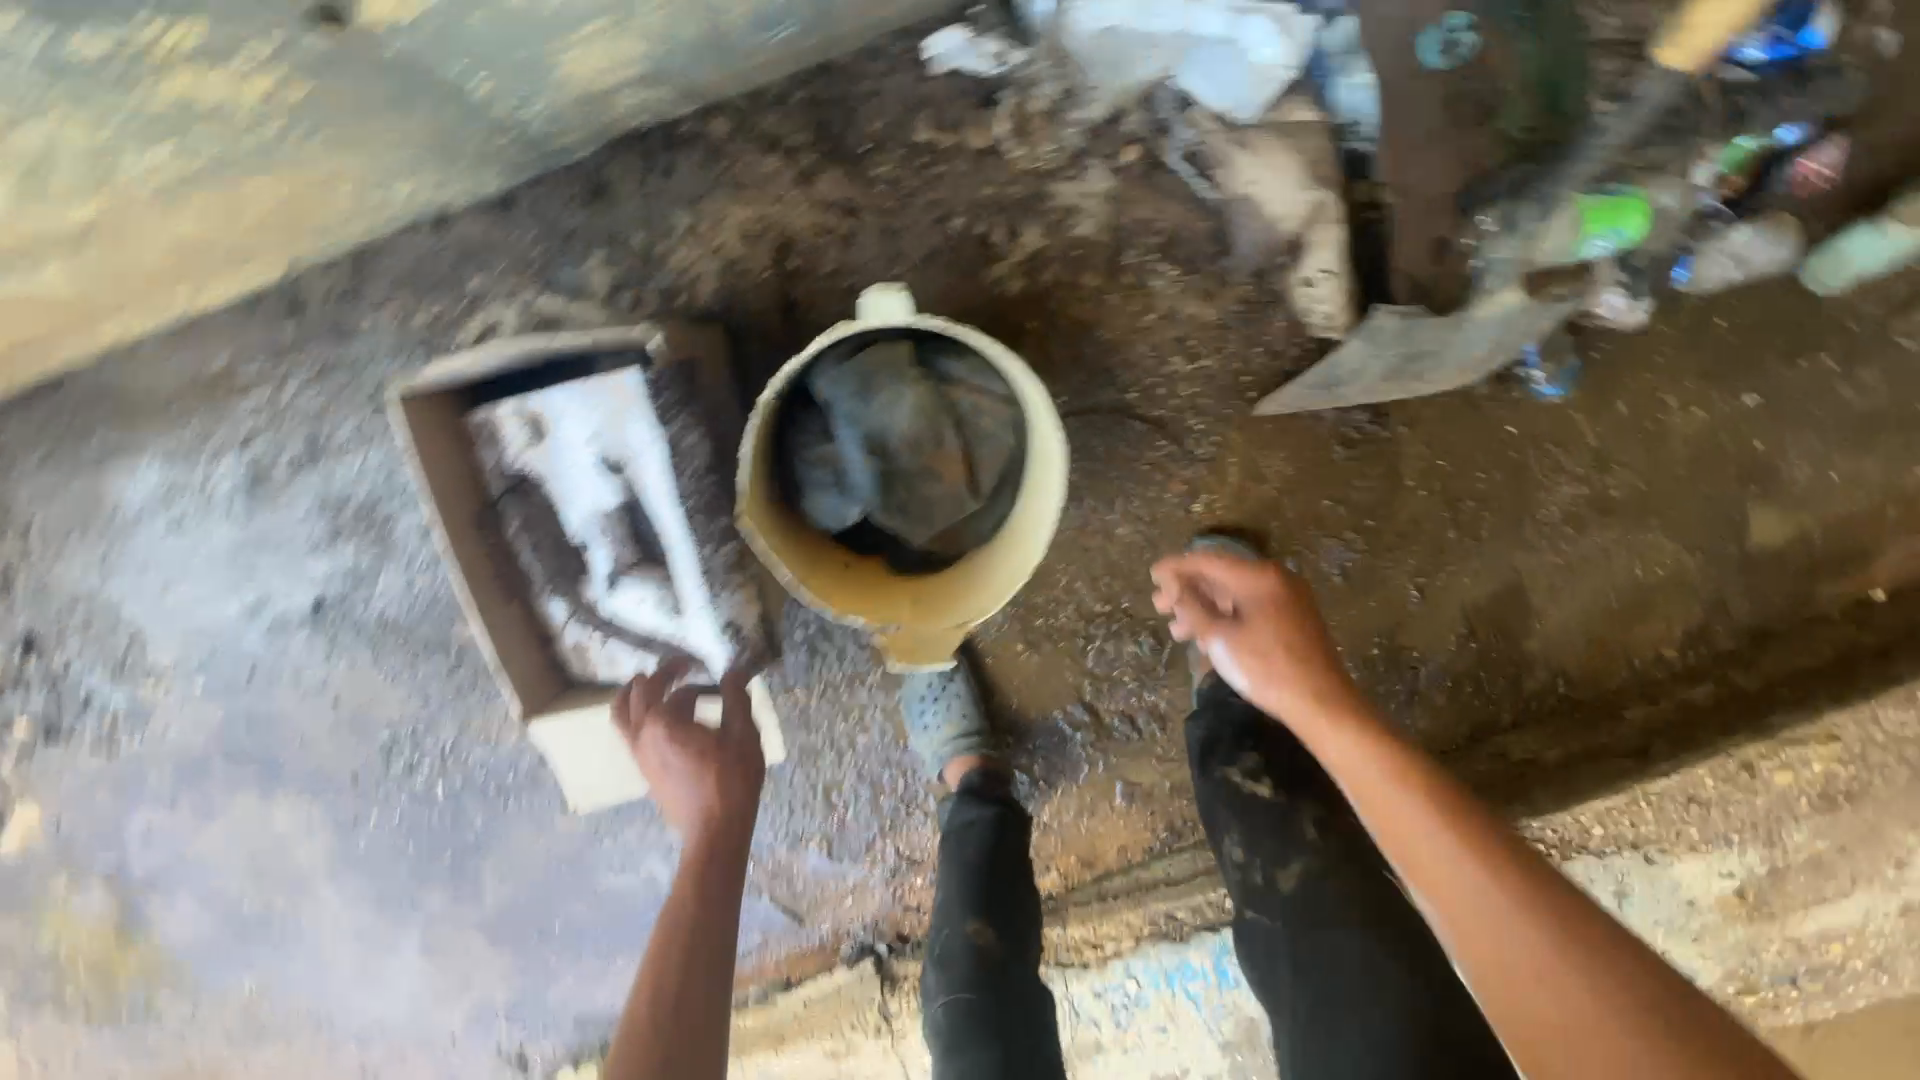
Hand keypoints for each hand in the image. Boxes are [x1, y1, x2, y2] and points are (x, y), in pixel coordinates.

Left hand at [614, 658, 765, 844]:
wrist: (714, 829)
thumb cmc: (731, 780)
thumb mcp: (743, 734)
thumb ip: (736, 698)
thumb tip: (735, 671)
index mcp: (664, 722)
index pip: (674, 686)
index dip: (694, 676)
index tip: (709, 671)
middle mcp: (642, 734)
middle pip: (639, 693)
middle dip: (660, 676)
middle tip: (682, 668)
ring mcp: (638, 754)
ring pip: (622, 713)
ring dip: (636, 694)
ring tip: (650, 684)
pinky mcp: (643, 769)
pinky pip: (628, 732)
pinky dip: (636, 715)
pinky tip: (659, 718)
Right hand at [1150, 550, 1367, 728]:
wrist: (1321, 702)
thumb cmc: (1265, 668)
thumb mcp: (1219, 637)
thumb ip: (1192, 606)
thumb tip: (1172, 585)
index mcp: (1258, 576)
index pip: (1207, 560)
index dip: (1175, 567)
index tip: (1152, 575)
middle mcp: (1274, 579)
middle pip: (1221, 576)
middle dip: (1187, 591)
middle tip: (1158, 606)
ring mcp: (1286, 598)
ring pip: (1234, 595)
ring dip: (1203, 608)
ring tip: (1177, 629)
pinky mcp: (1292, 618)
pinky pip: (1249, 608)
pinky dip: (1225, 617)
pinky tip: (1206, 638)